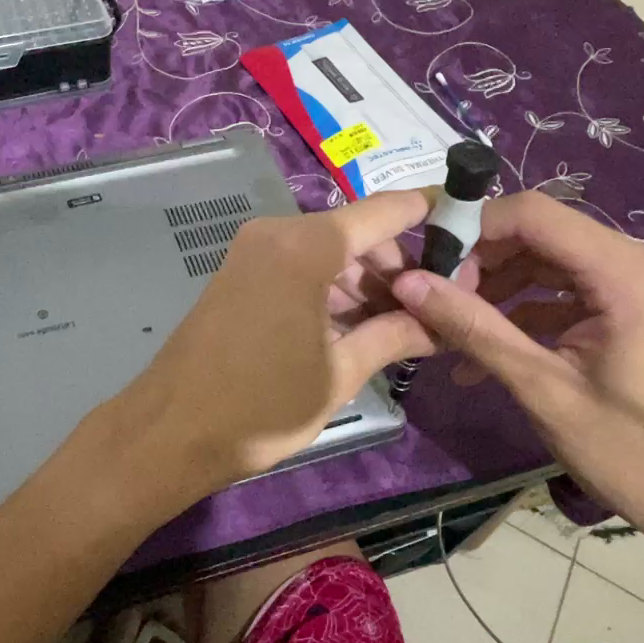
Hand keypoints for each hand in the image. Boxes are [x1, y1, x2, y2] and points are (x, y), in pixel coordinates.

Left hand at [95, 190, 435, 507]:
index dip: (429, 214)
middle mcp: (276, 235)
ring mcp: (252, 253)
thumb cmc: (261, 404)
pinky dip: (331, 290)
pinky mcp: (239, 275)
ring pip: (328, 253)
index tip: (471, 229)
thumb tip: (439, 322)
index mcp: (304, 248)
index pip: (383, 212)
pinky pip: (299, 268)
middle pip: (355, 234)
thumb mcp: (340, 373)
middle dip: (397, 267)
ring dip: (365, 284)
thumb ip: (394, 335)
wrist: (172, 430)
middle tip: (436, 308)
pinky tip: (359, 327)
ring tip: (403, 328)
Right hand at [390, 191, 643, 558]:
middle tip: (438, 303)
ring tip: (457, 330)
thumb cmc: (634, 455)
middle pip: (545, 234)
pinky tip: (497, 347)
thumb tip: (406, 283)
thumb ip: (474, 328)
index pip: (534, 214)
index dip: (472, 228)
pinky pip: (580, 290)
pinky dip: (536, 310)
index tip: (429, 266)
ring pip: (558, 261)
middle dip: (484, 263)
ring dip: (504, 289)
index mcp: (632, 274)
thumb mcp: (543, 390)